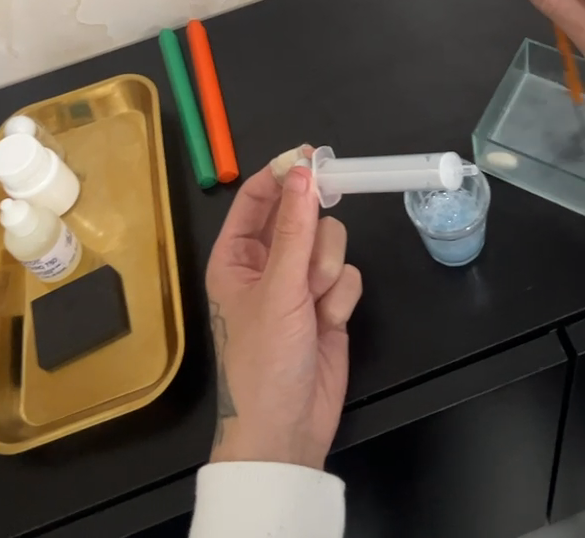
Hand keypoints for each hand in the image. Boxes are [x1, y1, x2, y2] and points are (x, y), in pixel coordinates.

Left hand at [204, 149, 363, 468]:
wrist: (287, 429)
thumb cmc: (264, 358)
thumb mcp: (278, 289)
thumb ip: (295, 227)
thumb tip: (302, 171)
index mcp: (237, 255)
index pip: (257, 198)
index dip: (282, 175)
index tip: (311, 157)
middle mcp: (268, 263)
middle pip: (304, 216)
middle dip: (313, 238)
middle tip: (312, 251)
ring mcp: (301, 284)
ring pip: (331, 243)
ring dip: (327, 273)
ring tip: (314, 306)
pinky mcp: (329, 303)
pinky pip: (347, 274)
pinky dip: (341, 297)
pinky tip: (329, 323)